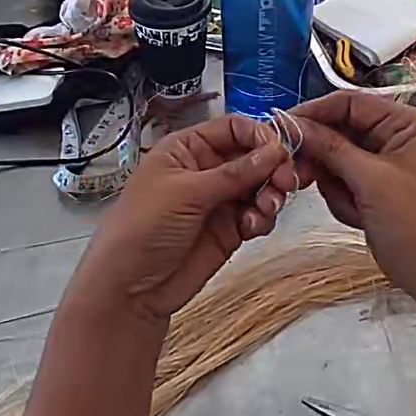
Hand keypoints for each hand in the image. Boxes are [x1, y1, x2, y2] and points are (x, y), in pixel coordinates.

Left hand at [71, 114, 298, 322]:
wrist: (131, 286)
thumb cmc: (145, 226)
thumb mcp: (186, 192)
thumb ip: (233, 173)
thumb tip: (275, 150)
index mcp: (186, 148)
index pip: (232, 128)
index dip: (259, 135)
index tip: (281, 152)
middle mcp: (204, 169)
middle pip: (252, 156)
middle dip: (272, 167)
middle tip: (285, 184)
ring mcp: (217, 200)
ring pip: (260, 185)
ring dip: (270, 194)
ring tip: (266, 210)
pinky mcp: (228, 228)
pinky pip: (257, 214)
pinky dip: (262, 218)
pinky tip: (251, 228)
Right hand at [290, 91, 415, 297]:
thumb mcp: (371, 181)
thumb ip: (329, 147)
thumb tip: (291, 123)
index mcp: (407, 123)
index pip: (348, 102)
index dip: (313, 112)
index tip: (279, 128)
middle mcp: (396, 136)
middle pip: (338, 129)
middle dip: (321, 155)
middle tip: (299, 174)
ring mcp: (385, 163)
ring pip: (335, 156)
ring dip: (333, 182)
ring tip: (350, 206)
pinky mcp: (376, 188)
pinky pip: (341, 179)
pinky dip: (341, 197)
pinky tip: (357, 216)